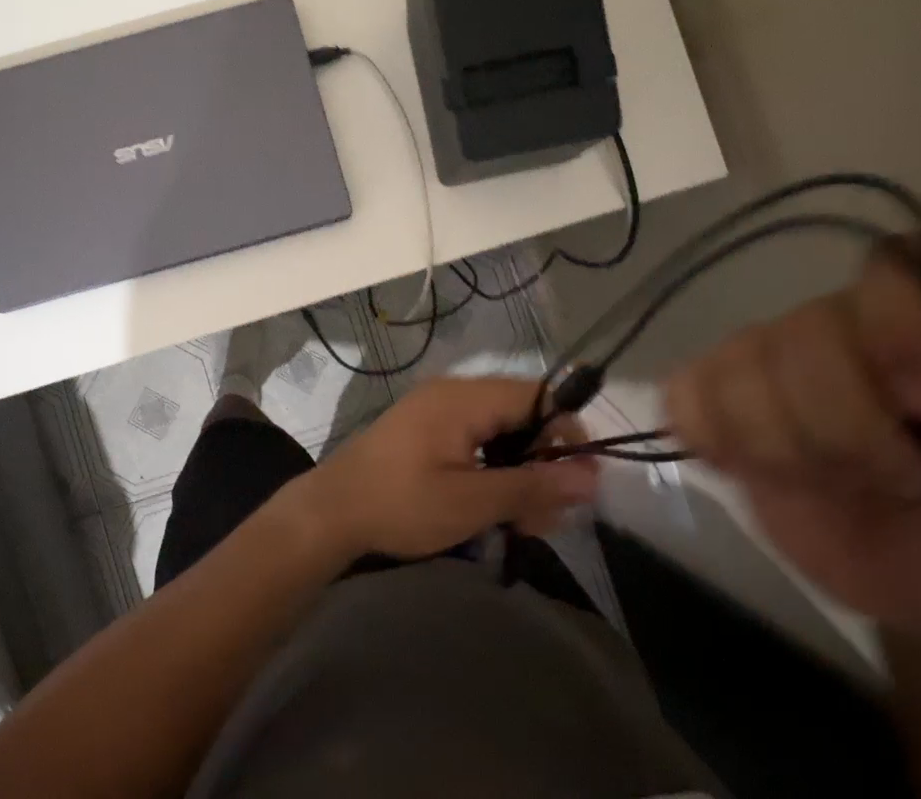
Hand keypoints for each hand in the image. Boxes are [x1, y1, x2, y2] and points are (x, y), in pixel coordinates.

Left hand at [282, 377, 599, 559]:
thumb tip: (592, 478)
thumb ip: (532, 486)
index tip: (581, 483)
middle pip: (522, 418)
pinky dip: (492, 474)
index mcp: (463, 398)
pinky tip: (494, 512)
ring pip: (501, 436)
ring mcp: (435, 413)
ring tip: (521, 525)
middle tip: (544, 519)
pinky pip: (476, 444)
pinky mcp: (425, 434)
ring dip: (519, 477)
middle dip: (542, 467)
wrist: (328, 514)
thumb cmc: (399, 505)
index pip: (539, 397)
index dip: (568, 435)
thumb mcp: (471, 502)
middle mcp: (452, 394)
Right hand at [665, 248, 920, 641]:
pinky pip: (686, 396)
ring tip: (838, 487)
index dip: (896, 323)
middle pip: (804, 329)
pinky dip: (716, 440)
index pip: (896, 265)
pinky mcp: (724, 409)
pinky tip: (759, 472)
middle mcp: (854, 328)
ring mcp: (778, 368)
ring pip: (738, 367)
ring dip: (786, 449)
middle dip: (845, 425)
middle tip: (904, 483)